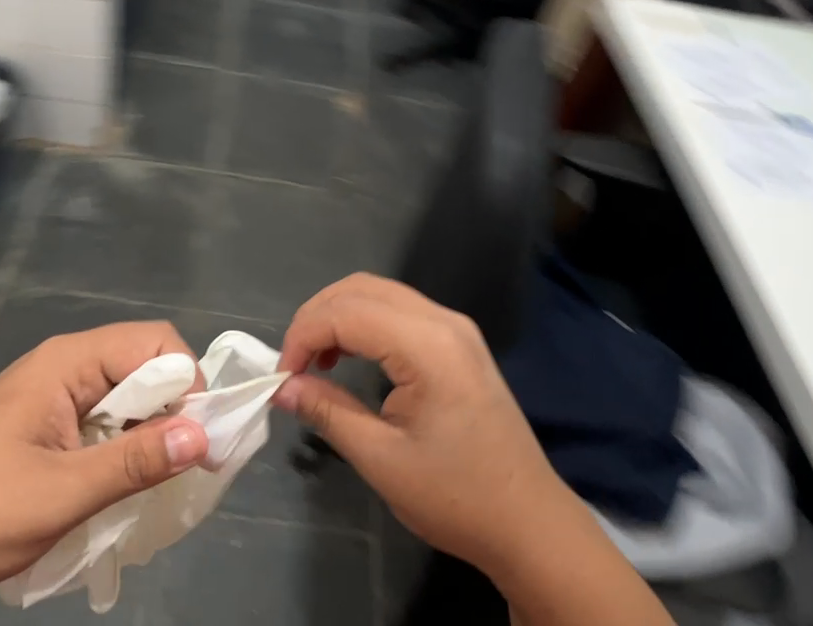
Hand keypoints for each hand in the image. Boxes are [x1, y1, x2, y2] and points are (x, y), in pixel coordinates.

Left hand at [0, 322, 211, 624]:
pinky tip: (119, 484)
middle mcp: (63, 365)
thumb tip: (205, 434)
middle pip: (144, 364)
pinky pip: (104, 418)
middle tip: (181, 467)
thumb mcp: (62, 494)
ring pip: (126, 395)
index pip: (155, 342)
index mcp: (65, 362)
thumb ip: (136, 462)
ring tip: (150, 483)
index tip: (197, 440)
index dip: (188, 382)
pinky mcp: (44, 423)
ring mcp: (51, 394)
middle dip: (173, 409)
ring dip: (148, 433)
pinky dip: (123, 445)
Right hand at [272, 274, 571, 578]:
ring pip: (379, 293)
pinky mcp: (459, 342)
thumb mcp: (381, 459)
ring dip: (338, 316)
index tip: (282, 378)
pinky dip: (364, 322)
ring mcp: (456, 328)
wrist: (529, 523)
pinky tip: (349, 356)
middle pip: (361, 289)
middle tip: (293, 365)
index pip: (347, 312)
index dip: (303, 336)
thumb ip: (328, 412)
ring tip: (315, 361)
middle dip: (316, 317)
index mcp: (428, 346)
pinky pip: (399, 311)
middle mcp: (443, 321)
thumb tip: (283, 387)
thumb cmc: (456, 497)